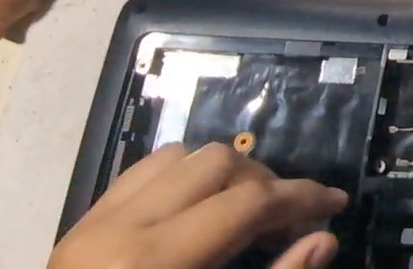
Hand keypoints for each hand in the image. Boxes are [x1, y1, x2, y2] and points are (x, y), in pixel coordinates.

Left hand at [49, 142, 347, 268]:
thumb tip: (325, 238)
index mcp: (151, 264)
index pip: (246, 203)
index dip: (300, 198)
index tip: (335, 204)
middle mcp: (119, 229)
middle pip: (218, 163)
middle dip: (264, 183)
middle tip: (286, 218)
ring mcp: (91, 224)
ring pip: (181, 155)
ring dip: (223, 173)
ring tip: (243, 210)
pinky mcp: (77, 227)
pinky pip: (143, 171)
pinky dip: (182, 175)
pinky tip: (197, 206)